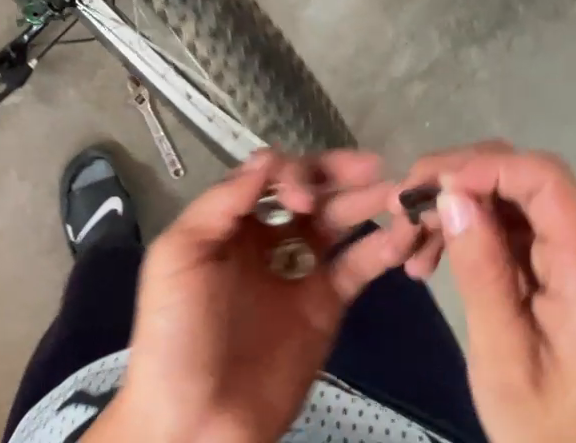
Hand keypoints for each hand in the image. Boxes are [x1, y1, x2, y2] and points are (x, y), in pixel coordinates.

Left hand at [90, 150, 419, 442]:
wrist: (193, 420)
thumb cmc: (174, 333)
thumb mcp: (178, 257)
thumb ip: (220, 204)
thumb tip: (267, 159)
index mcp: (228, 220)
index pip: (268, 176)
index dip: (289, 173)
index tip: (302, 196)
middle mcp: (265, 237)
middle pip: (308, 191)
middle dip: (336, 174)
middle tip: (371, 166)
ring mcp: (298, 271)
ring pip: (337, 222)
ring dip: (365, 203)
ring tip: (397, 193)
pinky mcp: (324, 306)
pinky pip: (356, 268)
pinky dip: (381, 250)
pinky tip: (401, 237)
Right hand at [400, 142, 575, 442]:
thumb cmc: (549, 434)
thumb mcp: (504, 359)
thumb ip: (481, 272)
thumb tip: (451, 193)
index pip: (544, 179)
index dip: (484, 167)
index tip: (427, 189)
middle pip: (527, 179)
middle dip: (461, 180)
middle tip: (403, 209)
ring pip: (513, 201)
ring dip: (458, 207)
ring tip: (409, 243)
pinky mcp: (563, 279)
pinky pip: (513, 232)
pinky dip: (470, 233)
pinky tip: (432, 260)